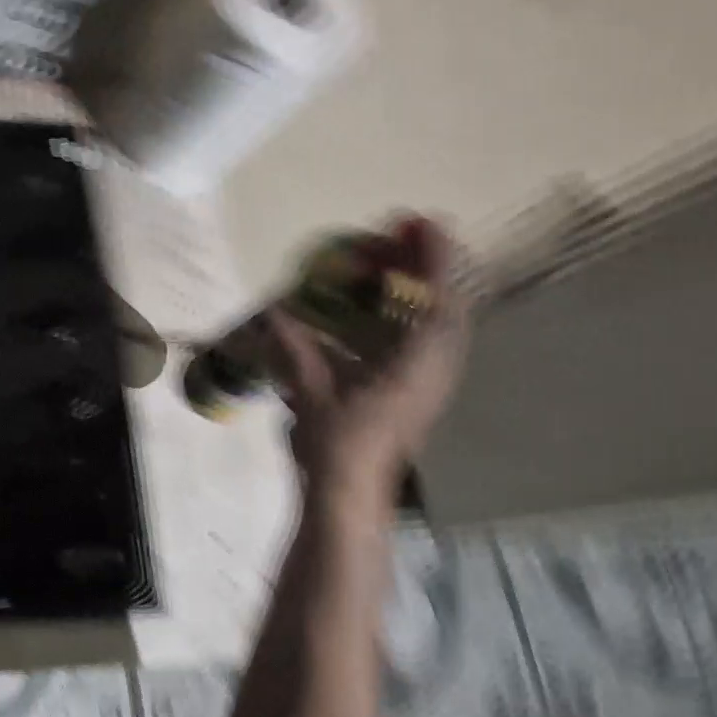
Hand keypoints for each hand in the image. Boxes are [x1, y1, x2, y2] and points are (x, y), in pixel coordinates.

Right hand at [267, 217, 470, 479]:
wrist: (351, 495)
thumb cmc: (337, 444)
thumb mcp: (311, 393)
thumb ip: (295, 350)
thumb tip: (272, 314)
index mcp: (418, 364)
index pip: (437, 298)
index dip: (432, 256)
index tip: (419, 221)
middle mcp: (435, 368)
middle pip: (445, 303)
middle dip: (426, 265)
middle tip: (398, 234)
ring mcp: (430, 382)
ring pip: (438, 323)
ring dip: (420, 289)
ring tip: (391, 264)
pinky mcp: (416, 394)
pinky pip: (424, 342)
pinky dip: (409, 316)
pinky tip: (381, 311)